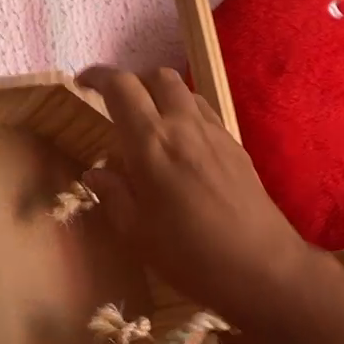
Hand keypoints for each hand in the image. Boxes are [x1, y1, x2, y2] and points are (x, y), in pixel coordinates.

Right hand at [77, 66, 327, 331]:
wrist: (261, 267)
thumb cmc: (188, 255)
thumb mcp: (136, 232)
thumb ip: (113, 194)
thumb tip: (95, 173)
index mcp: (151, 143)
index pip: (121, 87)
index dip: (98, 77)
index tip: (82, 83)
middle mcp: (184, 126)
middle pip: (158, 76)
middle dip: (133, 81)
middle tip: (117, 105)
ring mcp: (215, 134)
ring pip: (185, 91)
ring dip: (162, 95)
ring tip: (149, 124)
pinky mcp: (236, 148)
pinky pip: (205, 114)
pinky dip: (185, 115)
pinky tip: (181, 147)